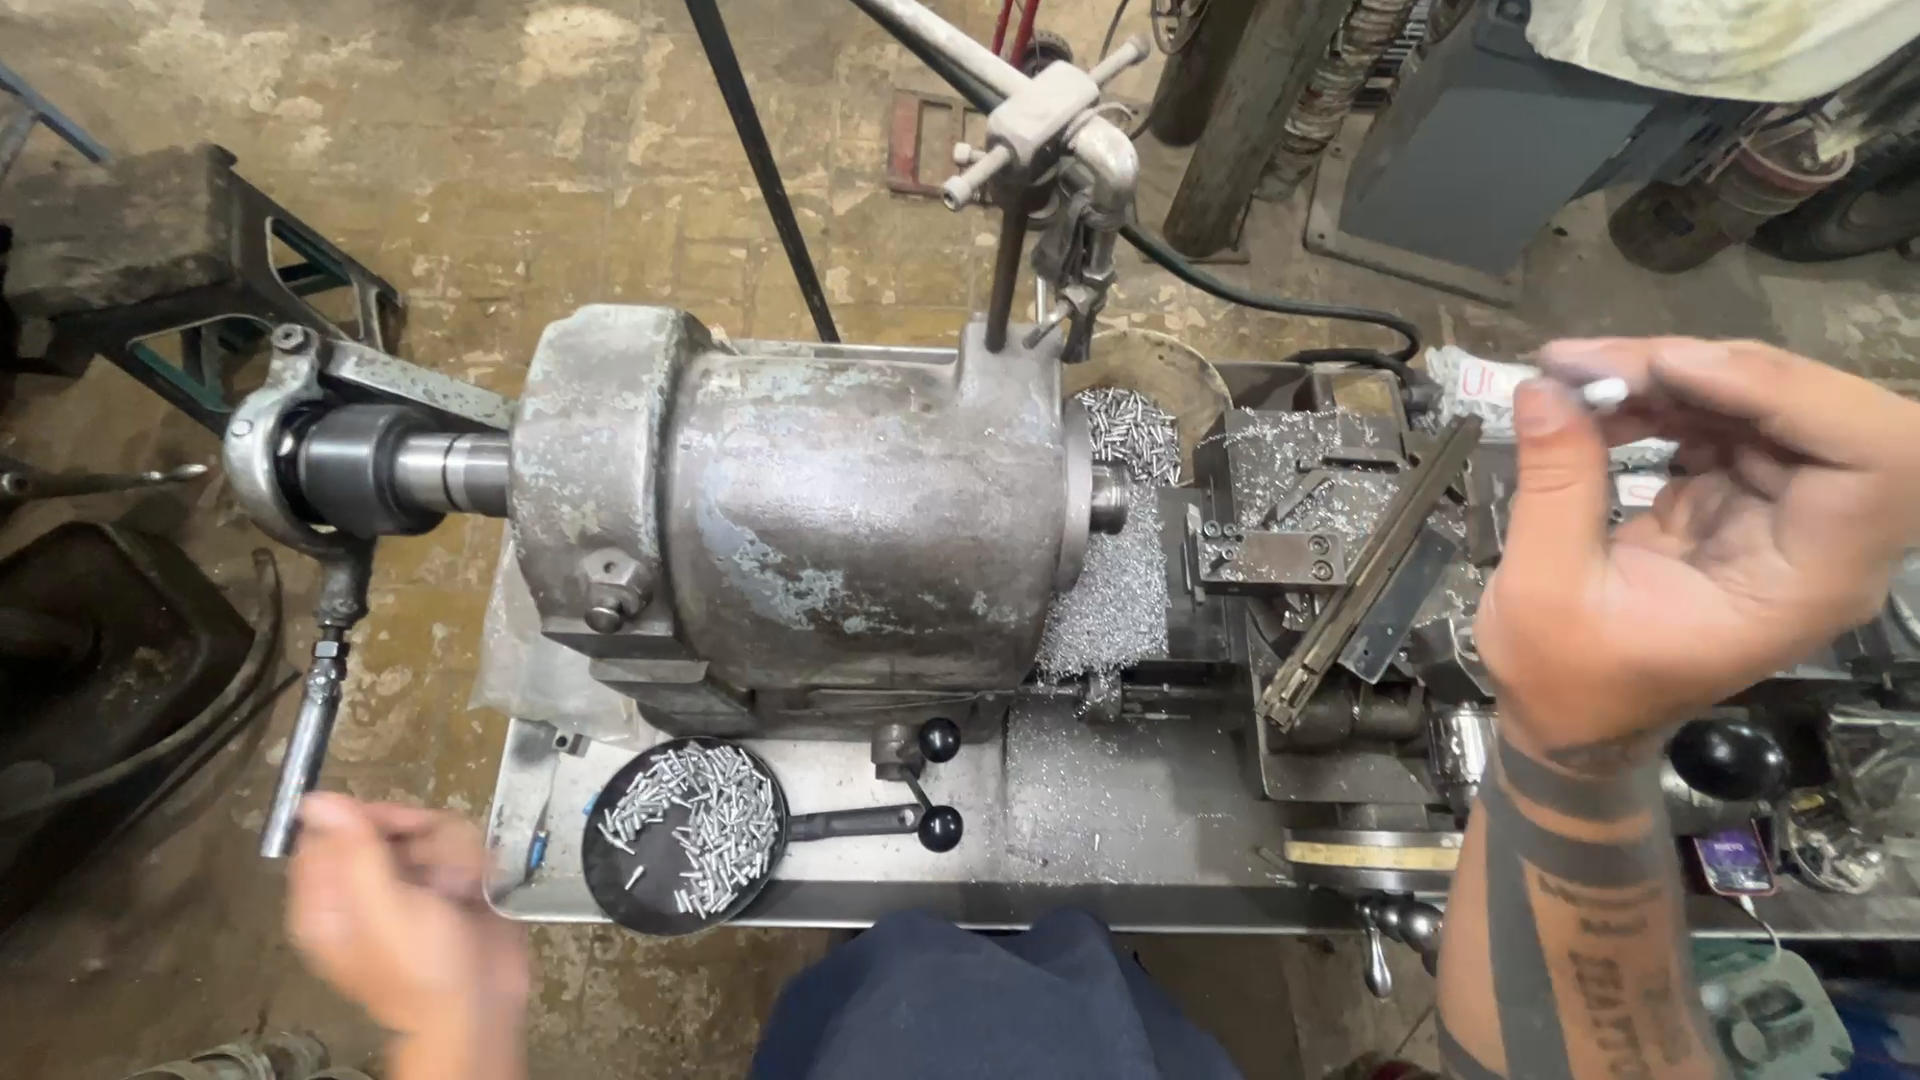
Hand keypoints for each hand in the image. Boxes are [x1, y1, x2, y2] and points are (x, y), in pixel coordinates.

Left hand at [286, 794, 529, 1044]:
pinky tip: (479, 890)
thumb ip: (355, 853)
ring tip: (463, 889)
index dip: (371, 819)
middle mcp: (369, 887)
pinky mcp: (453, 883)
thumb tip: (317, 799)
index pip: (334, 830)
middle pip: (393, 825)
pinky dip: (478, 863)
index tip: (405, 826)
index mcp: (331, 900)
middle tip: (443, 869)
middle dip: (429, 840)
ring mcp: (414, 885)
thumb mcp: (385, 910)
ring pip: (437, 831)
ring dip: (459, 855)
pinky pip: (466, 846)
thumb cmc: (423, 967)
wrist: (481, 1001)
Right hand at [1476, 338, 1919, 771]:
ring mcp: (1779, 519)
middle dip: (1708, 373)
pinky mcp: (1734, 506)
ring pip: (1764, 411)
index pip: (1875, 461)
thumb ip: (1555, 486)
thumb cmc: (1563, 677)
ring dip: (1671, 381)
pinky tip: (1595, 405)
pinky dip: (1656, 405)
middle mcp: (1817, 540)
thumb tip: (1544, 388)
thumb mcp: (1543, 586)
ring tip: (1573, 377)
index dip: (1788, 396)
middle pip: (1819, 417)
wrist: (1568, 718)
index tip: (1668, 369)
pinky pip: (1718, 430)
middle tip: (1589, 364)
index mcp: (1802, 581)